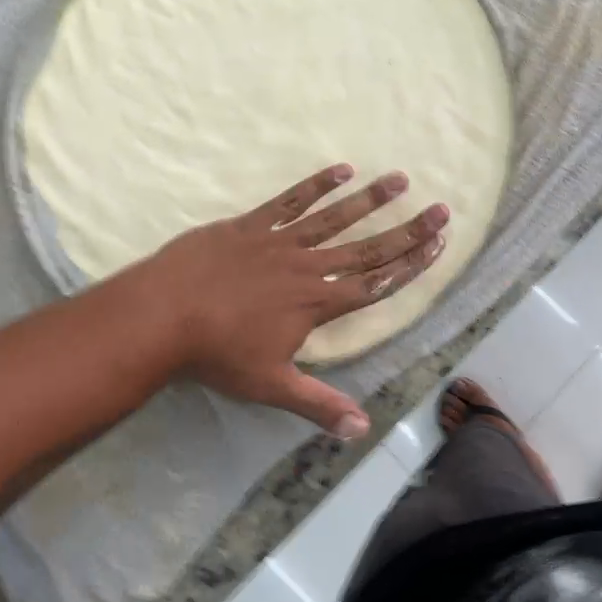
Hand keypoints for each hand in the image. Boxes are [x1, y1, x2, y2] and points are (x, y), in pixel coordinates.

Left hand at [122, 164, 448, 440]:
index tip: (439, 244)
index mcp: (316, 304)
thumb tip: (361, 430)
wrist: (161, 315)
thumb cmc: (216, 354)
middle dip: (407, 230)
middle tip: (440, 210)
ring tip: (400, 180)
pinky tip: (340, 170)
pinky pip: (290, 201)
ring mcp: (278, 242)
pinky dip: (317, 186)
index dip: (411, 265)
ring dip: (370, 199)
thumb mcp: (270, 386)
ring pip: (334, 218)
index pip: (376, 283)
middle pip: (367, 247)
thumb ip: (318, 405)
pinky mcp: (250, 225)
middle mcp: (306, 267)